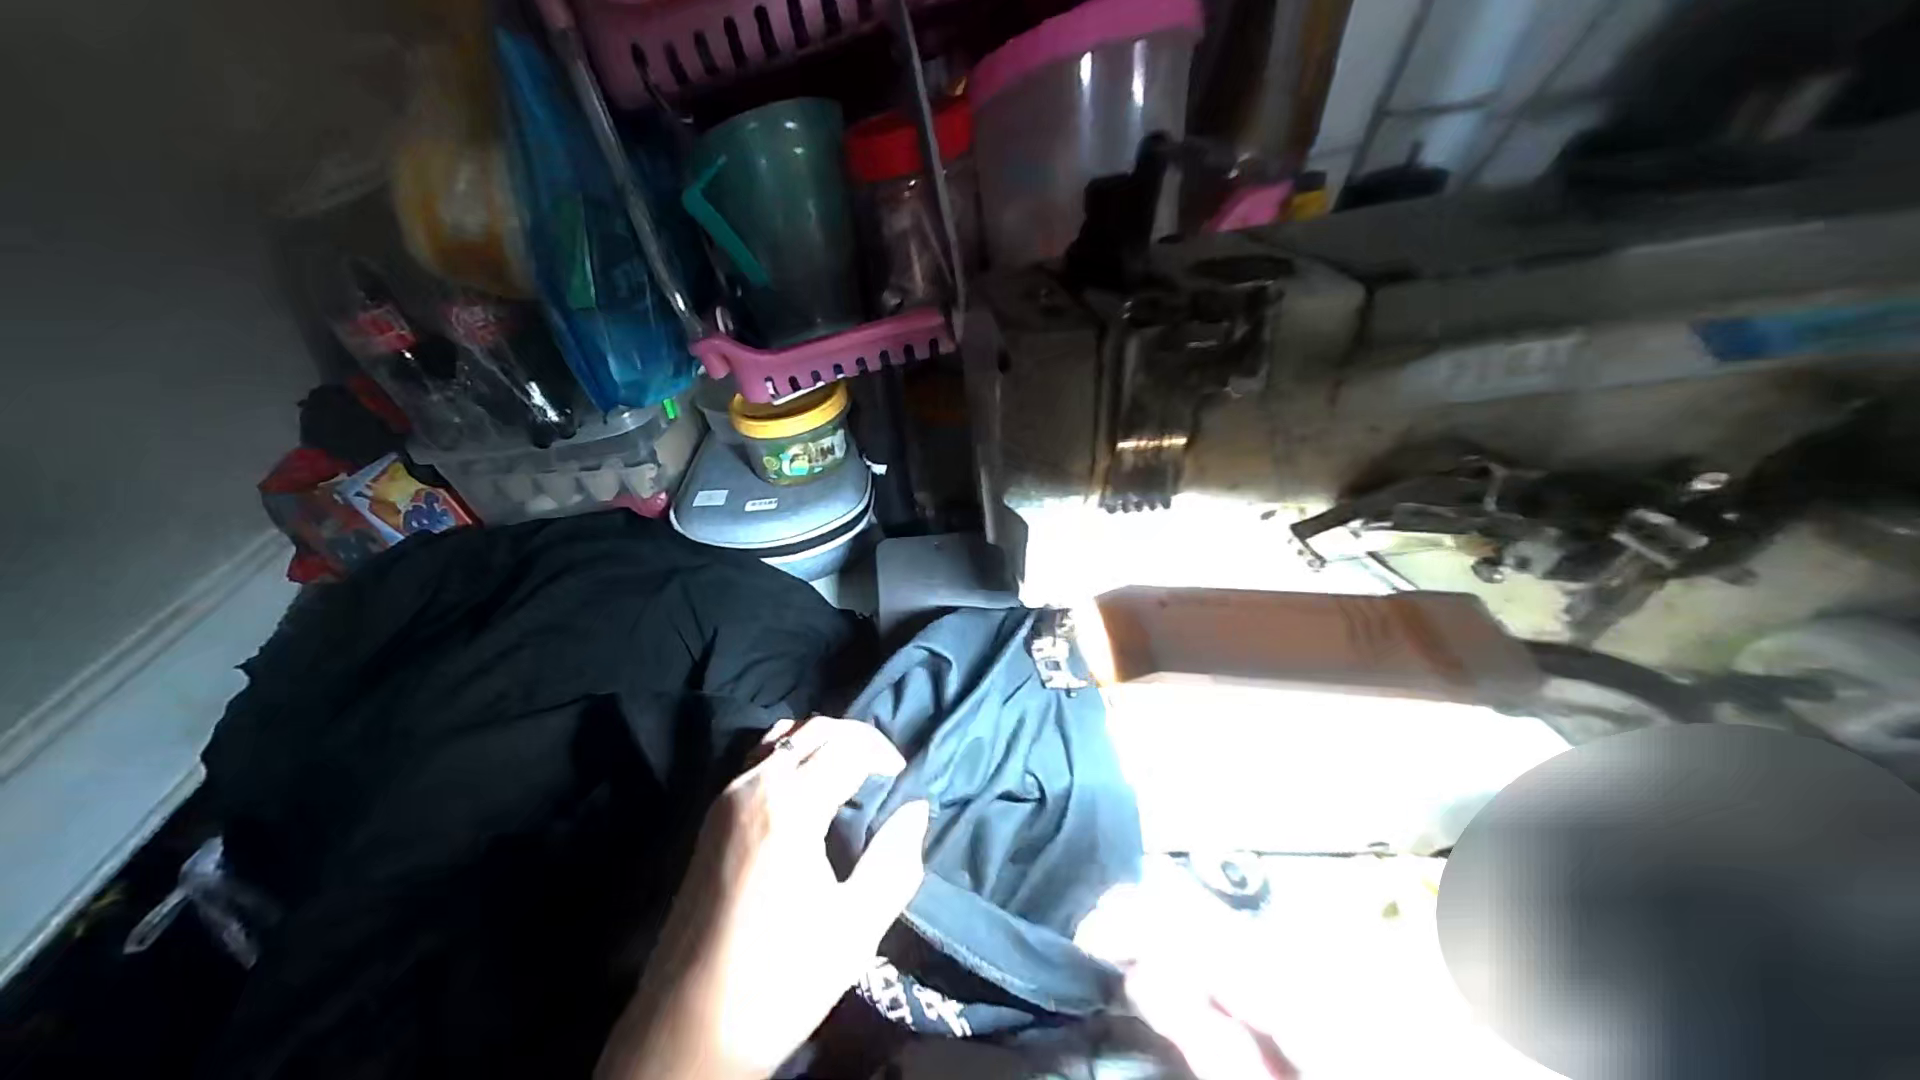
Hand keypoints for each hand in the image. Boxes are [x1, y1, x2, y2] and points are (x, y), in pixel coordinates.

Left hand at [596, 717, 929, 1079]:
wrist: (686, 1032)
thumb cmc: (779, 980)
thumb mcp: (855, 928)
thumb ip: (895, 860)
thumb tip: (915, 810)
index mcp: (789, 804)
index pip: (848, 746)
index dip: (884, 756)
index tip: (903, 785)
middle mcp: (753, 786)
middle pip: (816, 730)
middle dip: (858, 741)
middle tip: (885, 775)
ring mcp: (725, 798)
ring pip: (784, 739)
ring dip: (824, 744)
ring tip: (851, 777)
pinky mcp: (711, 819)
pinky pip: (760, 760)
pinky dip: (792, 756)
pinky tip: (807, 792)